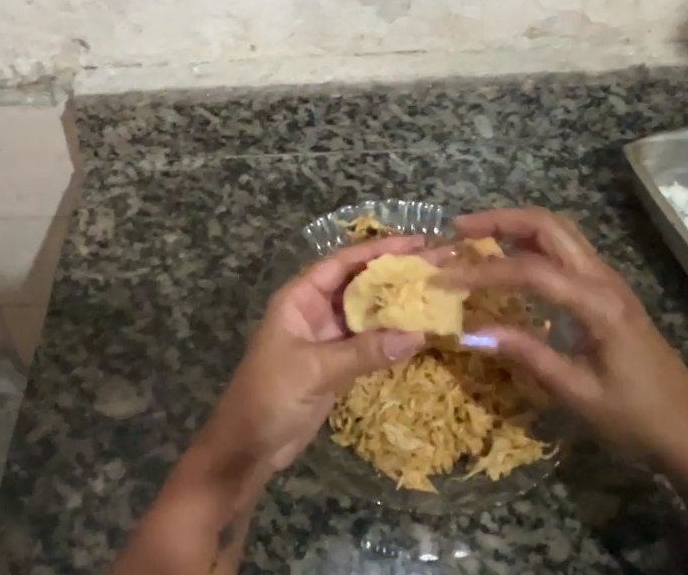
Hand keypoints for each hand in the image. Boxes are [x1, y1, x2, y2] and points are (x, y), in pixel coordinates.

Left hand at [197, 234, 430, 477]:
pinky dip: (392, 334)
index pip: (344, 262)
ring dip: (398, 303)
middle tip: (438, 263)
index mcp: (300, 296)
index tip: (417, 242)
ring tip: (436, 290)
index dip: (380, 250)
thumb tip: (419, 334)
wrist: (249, 445)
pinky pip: (369, 339)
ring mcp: (327, 336)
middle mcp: (315, 308)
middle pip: (360, 282)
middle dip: (396, 273)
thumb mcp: (317, 369)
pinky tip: (420, 330)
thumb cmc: (271, 394)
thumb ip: (366, 351)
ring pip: (368, 310)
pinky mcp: (337, 361)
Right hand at [443, 207, 687, 467]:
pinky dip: (530, 239)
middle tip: (457, 229)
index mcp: (598, 304)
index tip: (444, 279)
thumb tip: (472, 332)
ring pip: (558, 229)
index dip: (483, 271)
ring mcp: (608, 280)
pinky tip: (508, 255)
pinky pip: (565, 246)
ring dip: (515, 223)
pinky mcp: (607, 289)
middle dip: (499, 220)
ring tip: (475, 235)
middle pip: (547, 225)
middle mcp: (603, 279)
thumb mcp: (579, 395)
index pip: (530, 270)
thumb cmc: (638, 420)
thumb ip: (528, 356)